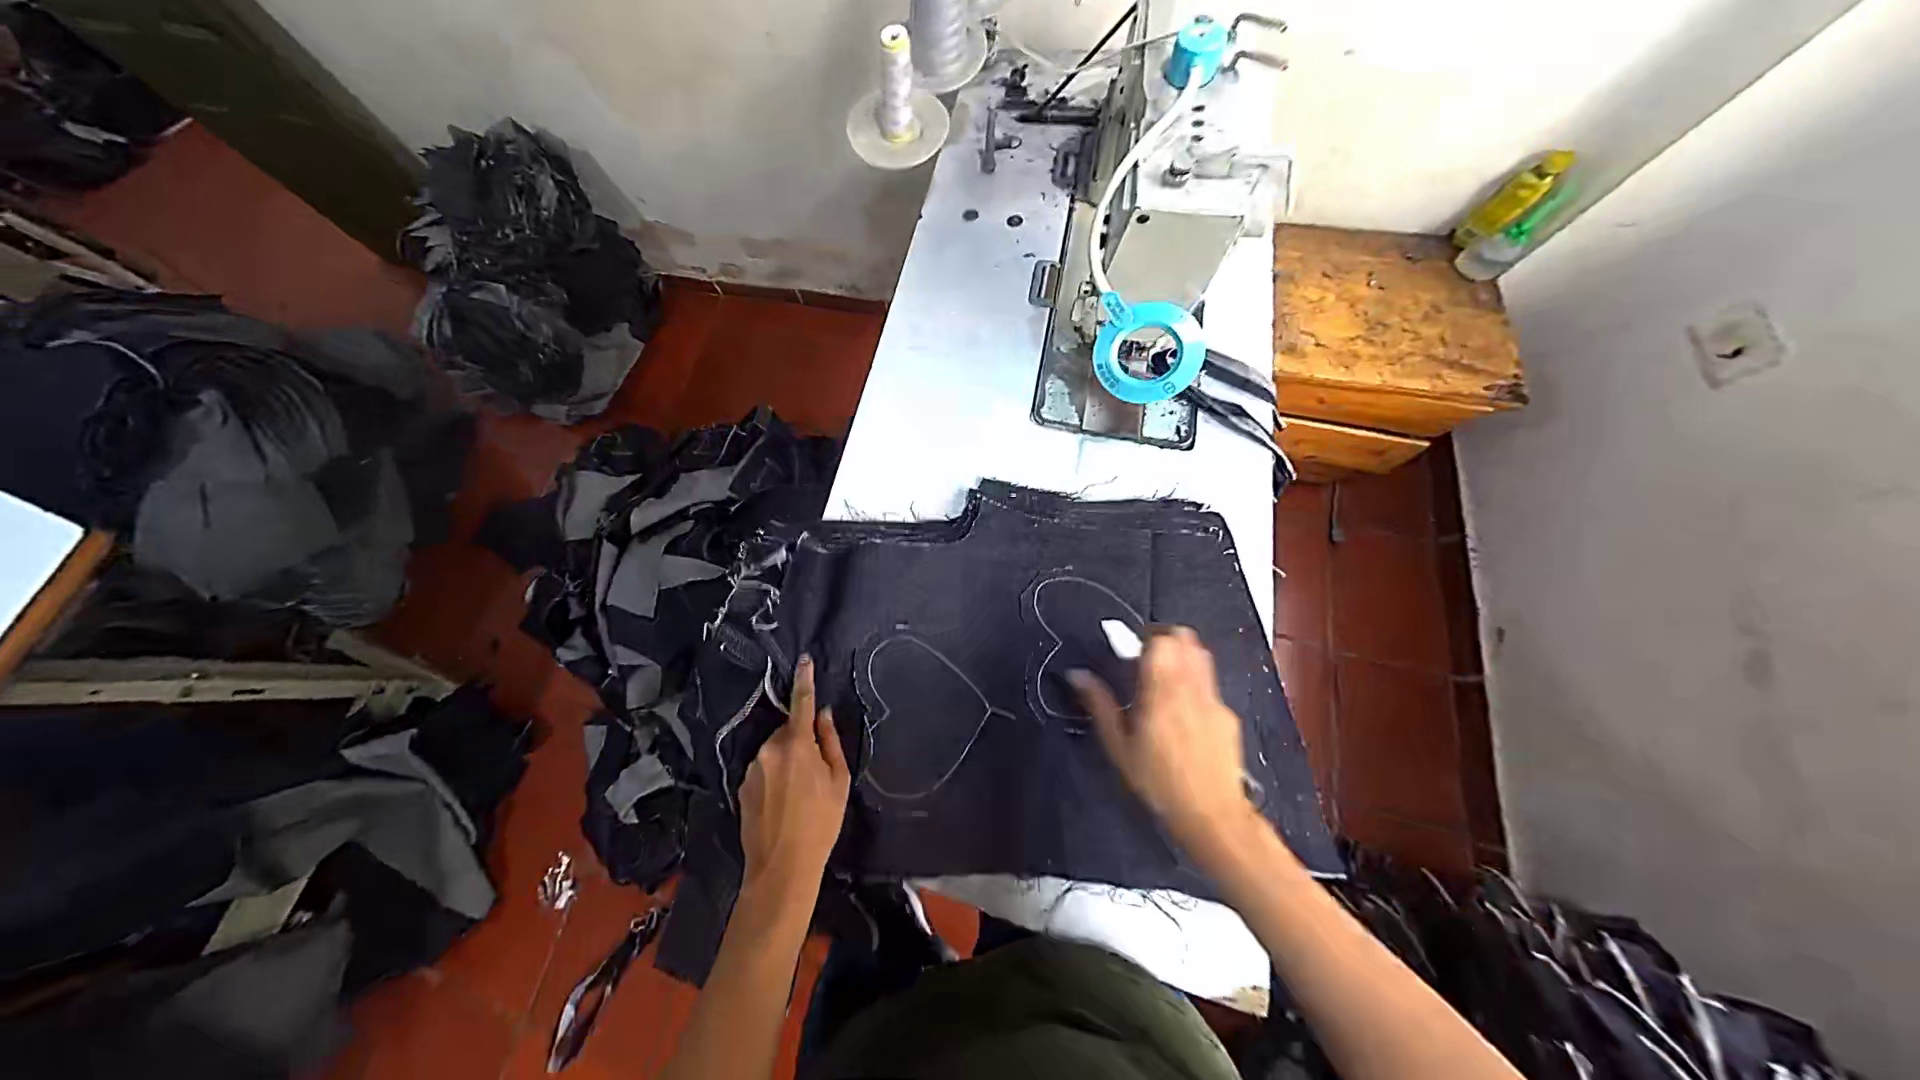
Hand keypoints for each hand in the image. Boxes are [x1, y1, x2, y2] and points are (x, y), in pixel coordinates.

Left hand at [739, 655, 850, 899]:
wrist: (782, 866)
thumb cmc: (820, 823)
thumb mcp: (839, 781)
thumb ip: (831, 742)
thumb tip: (823, 715)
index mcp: (797, 745)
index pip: (801, 703)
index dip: (805, 680)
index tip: (805, 660)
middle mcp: (769, 750)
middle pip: (788, 731)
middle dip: (801, 741)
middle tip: (816, 771)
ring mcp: (751, 768)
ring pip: (774, 752)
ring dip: (787, 760)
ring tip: (799, 794)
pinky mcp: (740, 786)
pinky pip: (763, 769)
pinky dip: (774, 776)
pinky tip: (782, 803)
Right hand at [1071, 628, 1261, 853]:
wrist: (1212, 816)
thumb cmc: (1160, 785)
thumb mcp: (1118, 747)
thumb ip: (1098, 704)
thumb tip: (1078, 675)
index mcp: (1161, 692)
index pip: (1160, 640)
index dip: (1143, 636)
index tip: (1130, 649)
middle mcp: (1191, 689)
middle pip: (1185, 639)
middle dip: (1164, 639)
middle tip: (1145, 658)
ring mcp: (1214, 701)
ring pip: (1202, 656)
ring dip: (1182, 655)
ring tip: (1163, 677)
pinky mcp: (1228, 715)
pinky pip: (1211, 684)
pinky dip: (1196, 682)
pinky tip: (1184, 709)